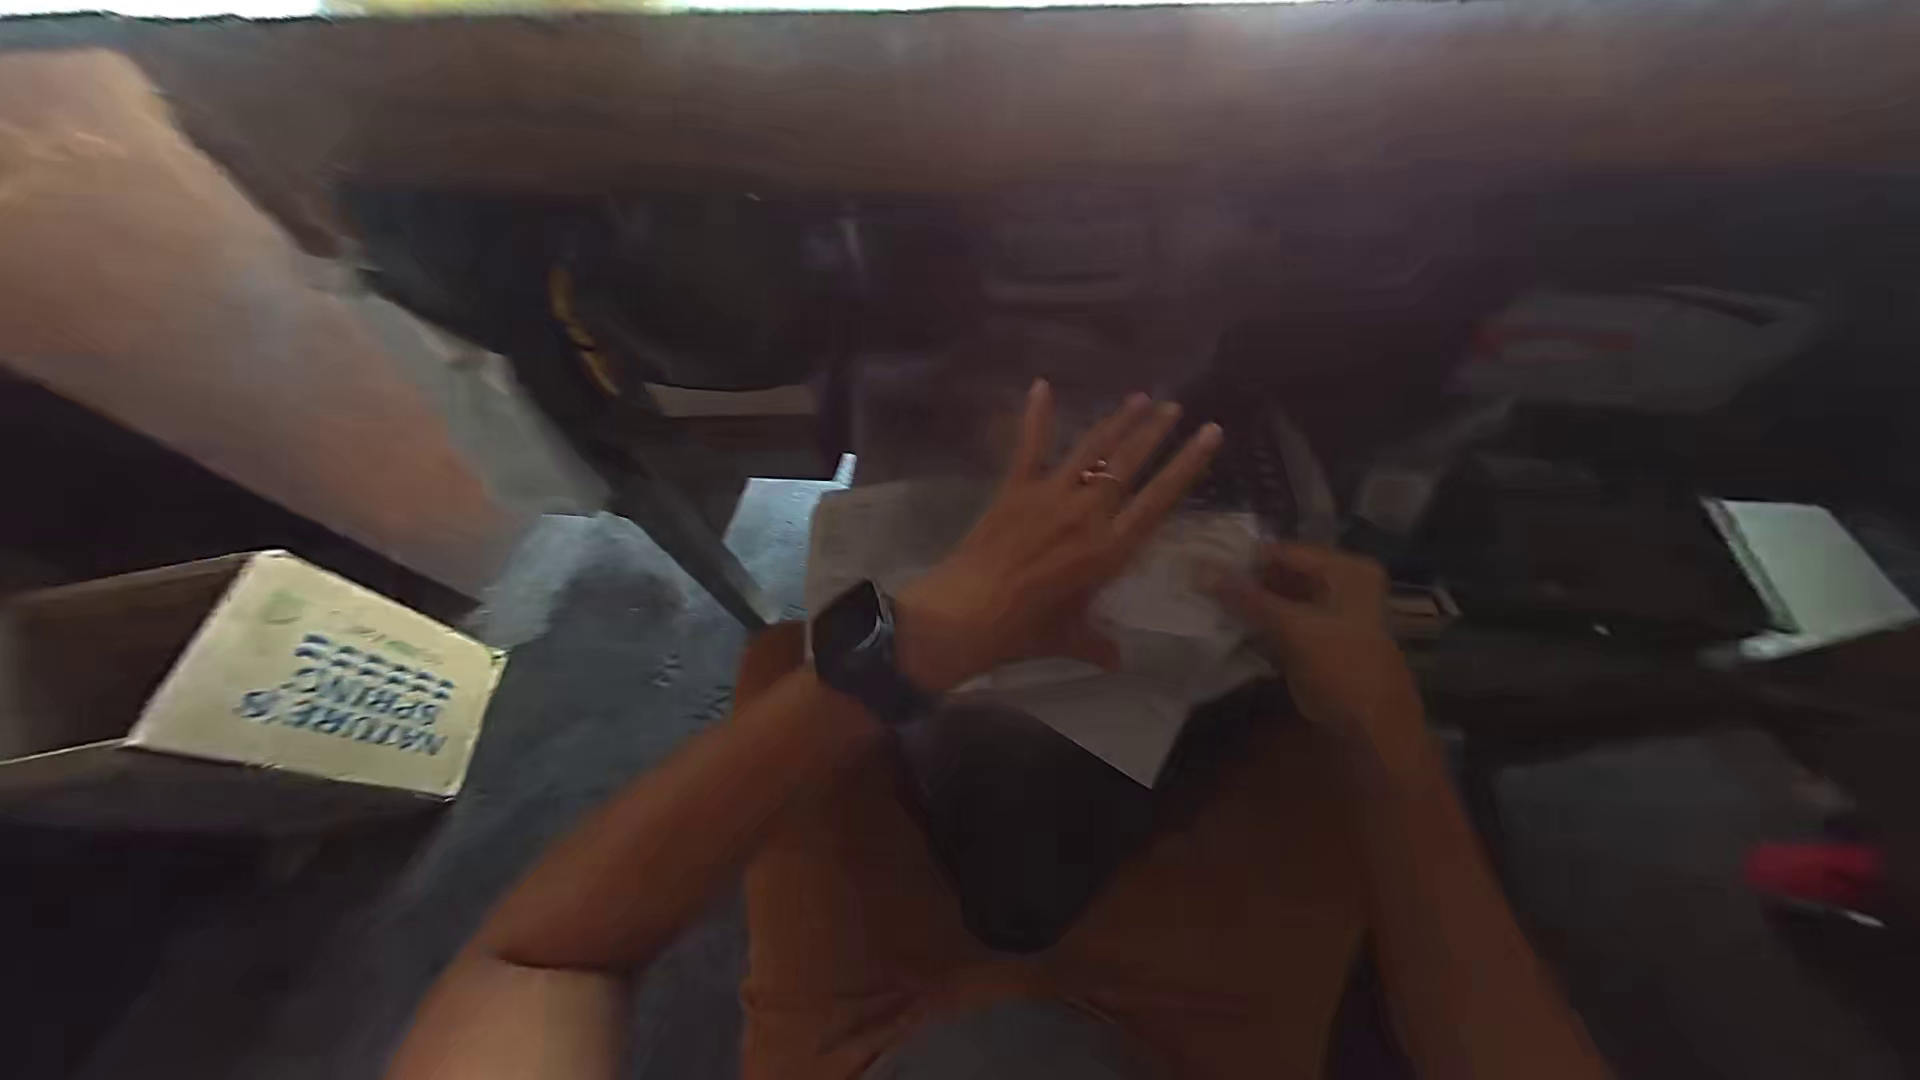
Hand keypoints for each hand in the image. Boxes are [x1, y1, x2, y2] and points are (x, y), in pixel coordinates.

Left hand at [893, 380, 1222, 692]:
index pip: (1160, 498)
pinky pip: (1029, 446)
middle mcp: (1087, 513)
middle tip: (1176, 406)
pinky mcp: (1015, 489)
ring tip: (1140, 398)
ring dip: (1117, 421)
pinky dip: (1035, 415)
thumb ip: (1098, 645)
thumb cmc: (1024, 630)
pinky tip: (1042, 384)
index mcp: (1110, 549)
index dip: (1188, 464)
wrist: (967, 614)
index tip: (1210, 433)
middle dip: (1156, 432)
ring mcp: (1050, 496)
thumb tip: (1118, 661)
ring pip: (1091, 450)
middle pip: (1129, 463)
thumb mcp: (1068, 639)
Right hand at [1203, 543, 1427, 765]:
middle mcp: (1339, 583)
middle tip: (1194, 580)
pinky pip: (1274, 619)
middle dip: (1239, 579)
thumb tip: (1197, 568)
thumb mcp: (1291, 628)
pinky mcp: (1311, 638)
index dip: (1240, 557)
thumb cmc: (1342, 670)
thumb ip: (1244, 597)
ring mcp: (1326, 612)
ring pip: (1273, 596)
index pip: (1282, 551)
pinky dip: (1251, 621)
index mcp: (1346, 571)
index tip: (1197, 561)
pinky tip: (1219, 620)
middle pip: (1277, 572)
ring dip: (1241, 601)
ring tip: (1199, 597)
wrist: (1372, 732)